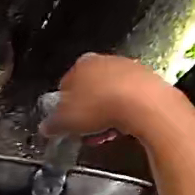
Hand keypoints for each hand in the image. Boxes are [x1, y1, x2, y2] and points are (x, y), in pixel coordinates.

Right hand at [42, 53, 184, 139]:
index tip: (66, 121)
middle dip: (87, 111)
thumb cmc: (102, 105)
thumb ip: (53, 124)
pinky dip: (124, 114)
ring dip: (105, 114)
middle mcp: (105, 61)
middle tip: (85, 130)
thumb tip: (47, 127)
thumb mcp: (66, 121)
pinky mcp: (147, 82)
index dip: (64, 106)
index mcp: (81, 64)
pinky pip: (130, 101)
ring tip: (103, 133)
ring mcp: (128, 70)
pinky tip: (121, 128)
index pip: (66, 85)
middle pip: (90, 90)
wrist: (143, 105)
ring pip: (110, 95)